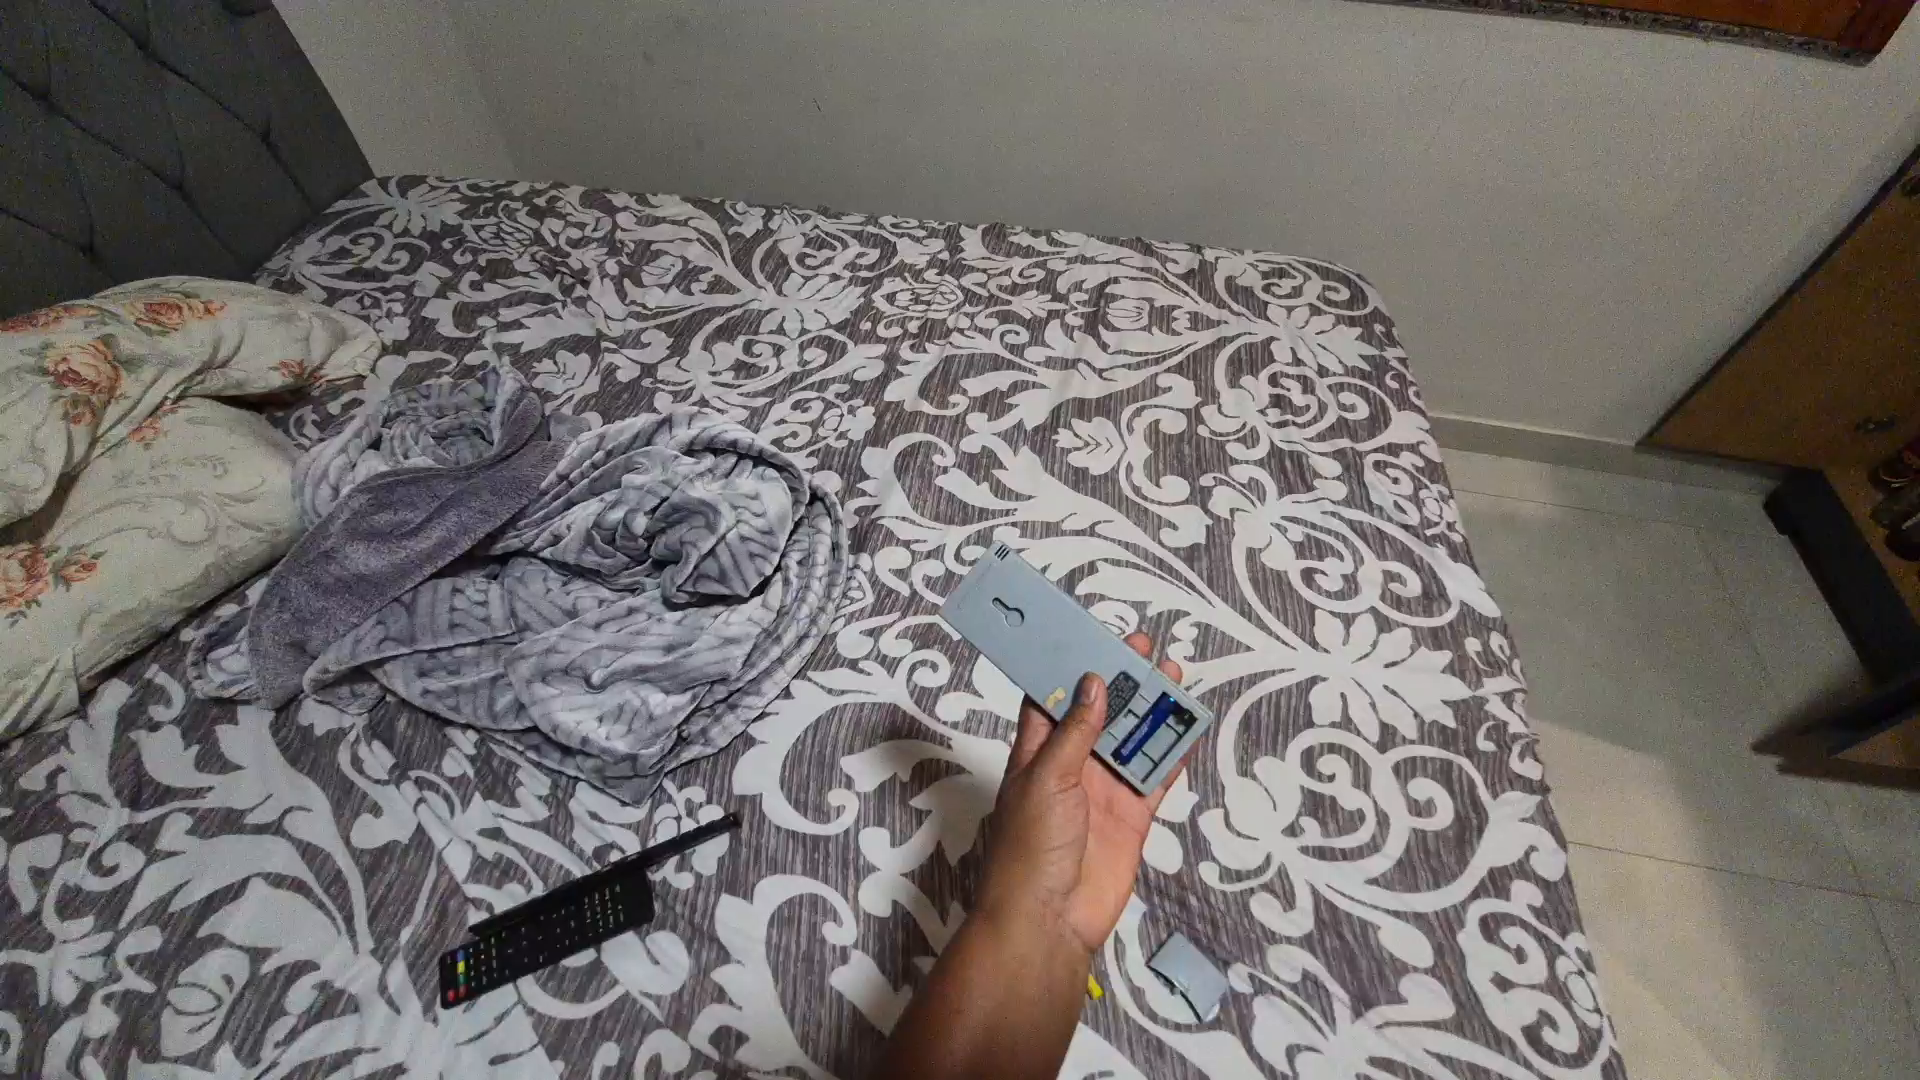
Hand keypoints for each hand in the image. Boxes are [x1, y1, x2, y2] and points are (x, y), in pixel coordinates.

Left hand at [975, 632, 1185, 957]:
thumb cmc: (1032, 845)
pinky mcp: (1132, 815)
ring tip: (1172, 675)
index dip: (1072, 668)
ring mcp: (1103, 790)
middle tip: (1144, 648)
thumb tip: (1094, 683)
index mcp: (1038, 751)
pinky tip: (1188, 726)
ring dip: (1151, 710)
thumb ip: (1075, 733)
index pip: (1054, 698)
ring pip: (1132, 739)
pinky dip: (1171, 753)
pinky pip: (1155, 777)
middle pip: (1100, 713)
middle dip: (1120, 681)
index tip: (1093, 637)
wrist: (1050, 921)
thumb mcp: (1047, 778)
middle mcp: (1071, 764)